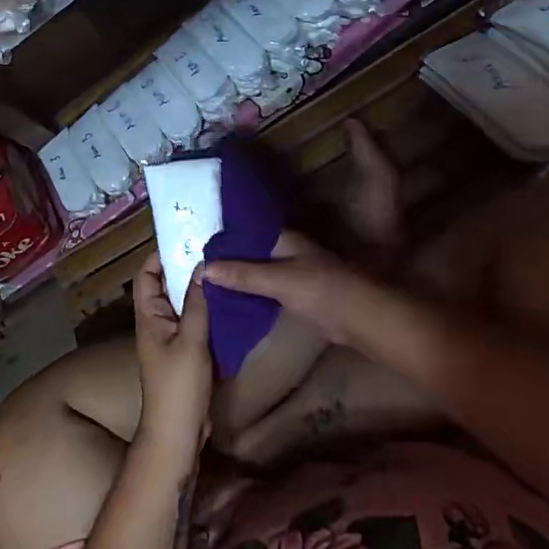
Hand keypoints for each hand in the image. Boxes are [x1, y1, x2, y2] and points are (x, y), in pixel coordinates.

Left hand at [134, 253, 211, 456]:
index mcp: (148, 315)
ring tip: (224, 268)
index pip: (147, 274)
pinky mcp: (186, 350)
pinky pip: (194, 320)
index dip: (162, 254)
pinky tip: (229, 300)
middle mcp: (156, 321)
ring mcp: (171, 337)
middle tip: (213, 248)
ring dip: (199, 288)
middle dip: (186, 267)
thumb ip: (196, 302)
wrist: (178, 433)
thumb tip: (201, 265)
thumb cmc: (178, 385)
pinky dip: (208, 309)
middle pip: (166, 285)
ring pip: (183, 302)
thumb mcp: (191, 339)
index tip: (187, 238)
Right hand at [203, 231, 370, 345]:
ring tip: (202, 280)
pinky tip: (226, 297)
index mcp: (282, 237)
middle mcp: (283, 249)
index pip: (244, 230)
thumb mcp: (277, 280)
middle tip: (192, 263)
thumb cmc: (320, 289)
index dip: (222, 236)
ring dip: (234, 275)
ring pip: (254, 269)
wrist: (357, 318)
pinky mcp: (291, 292)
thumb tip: (204, 268)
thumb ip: (242, 274)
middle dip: (224, 257)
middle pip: (248, 250)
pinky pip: (262, 287)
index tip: (194, 241)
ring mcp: (288, 271)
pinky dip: (246, 291)